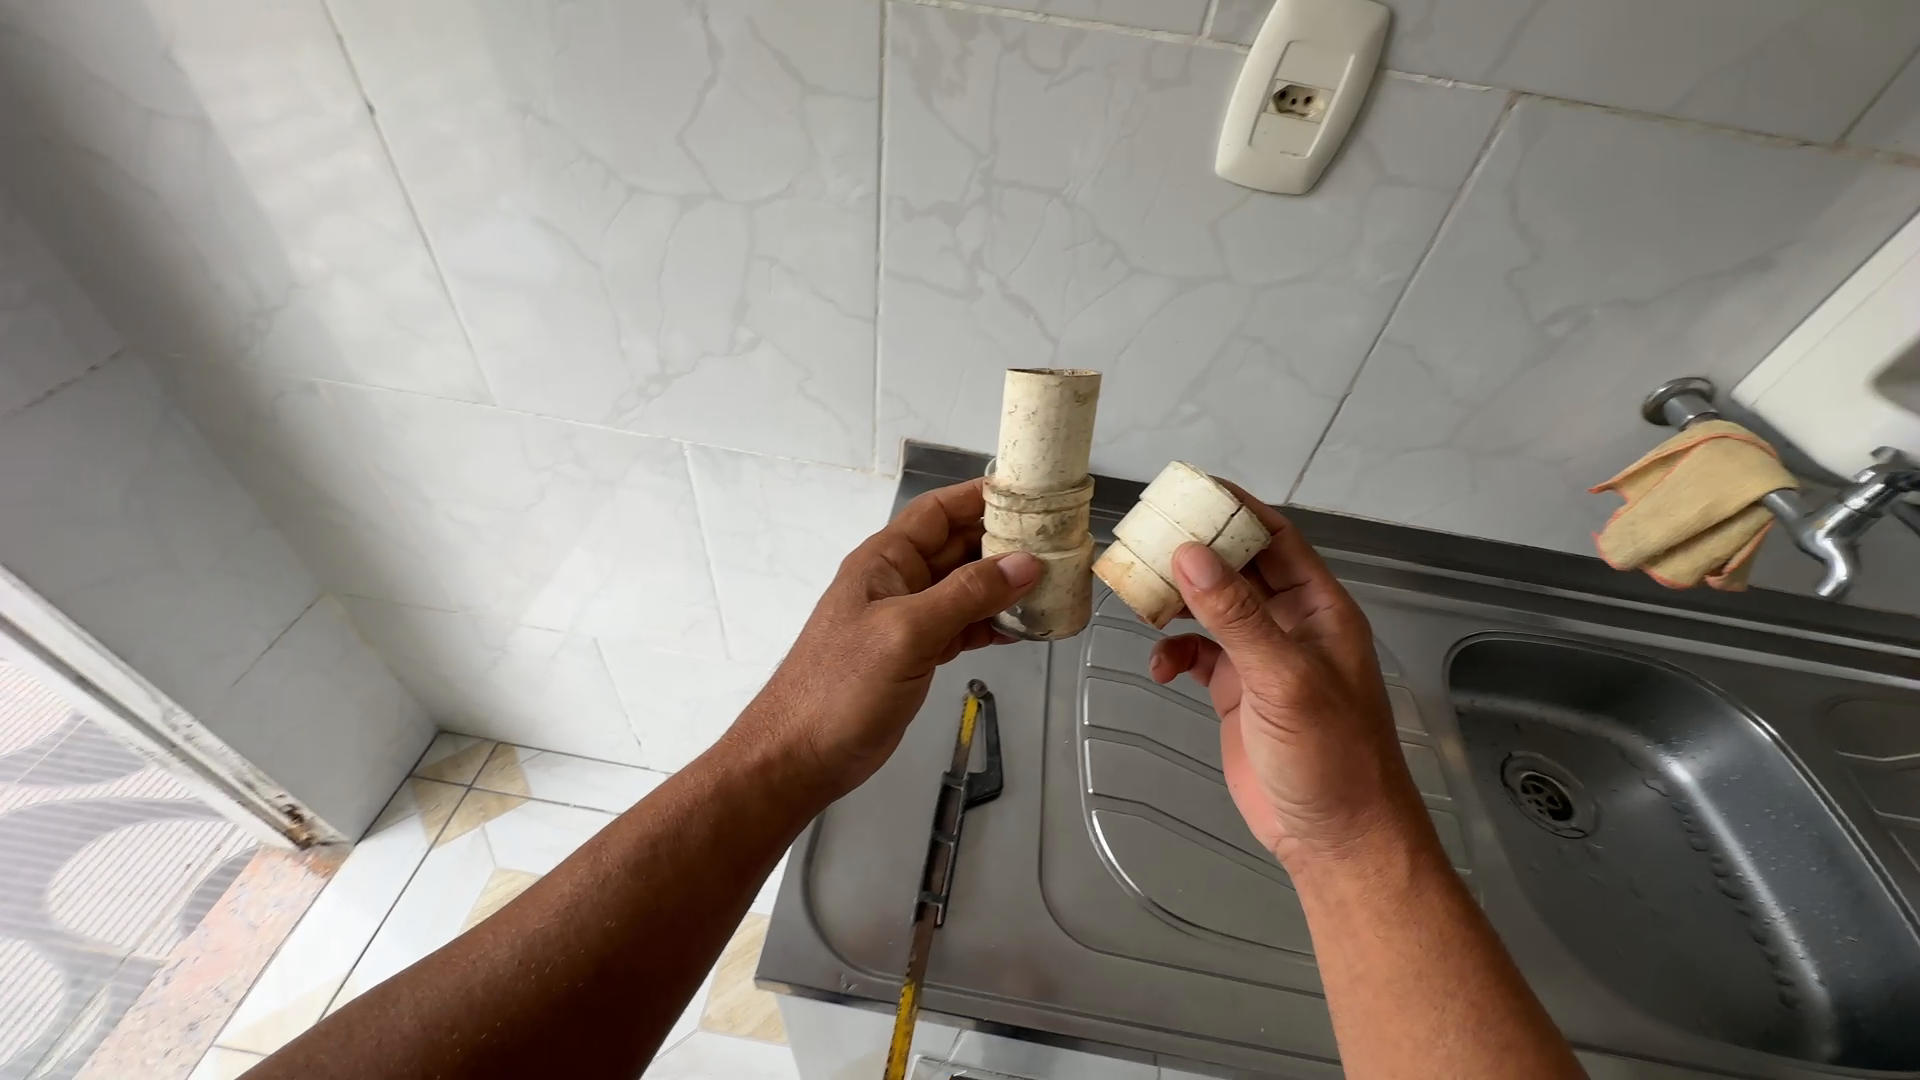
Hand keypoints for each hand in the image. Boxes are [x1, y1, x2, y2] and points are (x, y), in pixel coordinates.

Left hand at [736, 479, 1038, 796]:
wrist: (802, 754)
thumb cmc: (844, 685)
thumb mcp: (907, 632)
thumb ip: (966, 595)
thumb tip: (1025, 562)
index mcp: (886, 560)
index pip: (938, 512)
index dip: (979, 498)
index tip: (1030, 496)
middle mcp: (899, 582)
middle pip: (958, 548)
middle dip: (1003, 543)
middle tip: (1057, 544)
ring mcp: (909, 619)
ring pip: (964, 589)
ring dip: (1003, 587)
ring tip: (1051, 586)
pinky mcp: (918, 653)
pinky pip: (962, 626)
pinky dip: (991, 625)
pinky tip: (1022, 629)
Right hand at [1147, 484, 1426, 867]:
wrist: (1333, 839)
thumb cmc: (1329, 756)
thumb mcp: (1284, 679)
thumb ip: (1236, 615)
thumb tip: (1189, 554)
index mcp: (1318, 608)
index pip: (1276, 539)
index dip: (1237, 510)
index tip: (1190, 492)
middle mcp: (1289, 624)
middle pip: (1237, 569)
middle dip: (1196, 554)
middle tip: (1146, 540)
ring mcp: (1261, 658)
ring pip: (1211, 609)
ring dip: (1178, 602)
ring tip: (1141, 598)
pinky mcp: (1236, 691)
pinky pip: (1198, 654)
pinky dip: (1175, 653)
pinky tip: (1161, 666)